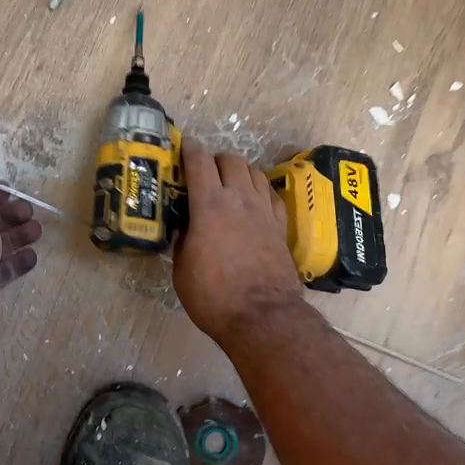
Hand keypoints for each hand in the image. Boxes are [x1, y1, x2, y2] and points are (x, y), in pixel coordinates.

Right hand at [174, 142, 305, 346]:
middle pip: (231, 159)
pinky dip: (261, 190)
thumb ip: (184, 239)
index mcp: (209, 204)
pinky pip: (272, 194)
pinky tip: (255, 201)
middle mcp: (239, 199)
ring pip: (254, 172)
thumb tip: (187, 228)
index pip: (199, 161)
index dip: (190, 149)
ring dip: (240, 171)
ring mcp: (263, 211)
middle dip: (216, 159)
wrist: (263, 318)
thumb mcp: (182, 267)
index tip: (184, 146)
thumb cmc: (214, 295)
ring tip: (231, 183)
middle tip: (206, 173)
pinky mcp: (281, 227)